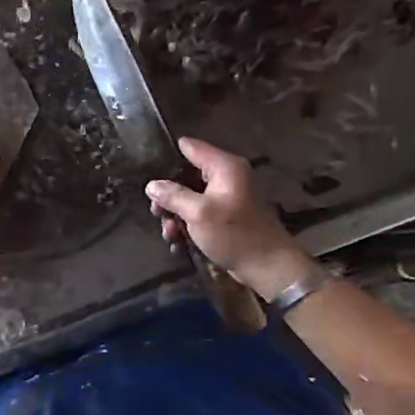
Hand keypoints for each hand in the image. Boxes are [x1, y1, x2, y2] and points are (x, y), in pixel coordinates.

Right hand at [145, 137, 314, 299]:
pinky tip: (179, 241)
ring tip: (169, 233)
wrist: (267, 267)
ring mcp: (227, 196)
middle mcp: (227, 176)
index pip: (190, 147)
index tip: (146, 171)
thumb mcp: (198, 213)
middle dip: (168, 193)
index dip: (167, 156)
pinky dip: (187, 224)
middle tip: (156, 212)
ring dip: (175, 214)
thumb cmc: (234, 235)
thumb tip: (151, 185)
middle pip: (186, 175)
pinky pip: (198, 212)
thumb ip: (172, 195)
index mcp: (225, 167)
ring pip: (189, 196)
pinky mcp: (226, 215)